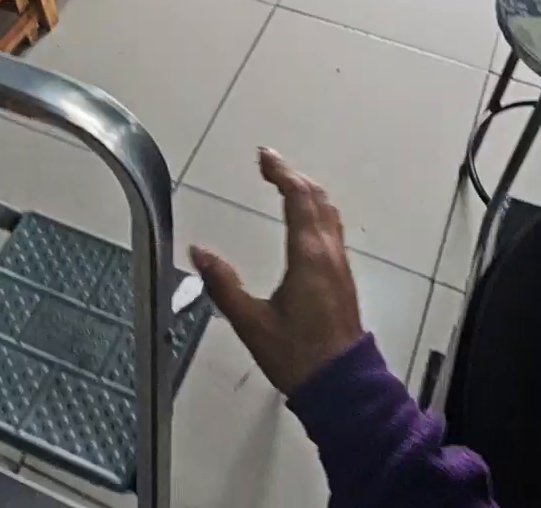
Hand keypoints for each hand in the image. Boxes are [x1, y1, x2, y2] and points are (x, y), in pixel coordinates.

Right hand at [190, 148, 364, 394]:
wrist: (342, 383)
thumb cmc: (296, 354)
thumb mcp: (252, 323)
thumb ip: (224, 285)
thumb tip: (198, 251)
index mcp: (308, 254)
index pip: (298, 197)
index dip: (281, 172)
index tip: (263, 156)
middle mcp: (328, 249)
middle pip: (316, 196)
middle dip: (292, 174)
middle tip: (267, 163)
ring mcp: (339, 261)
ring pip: (328, 210)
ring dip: (307, 189)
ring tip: (283, 182)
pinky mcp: (342, 274)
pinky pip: (331, 225)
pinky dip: (315, 207)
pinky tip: (303, 217)